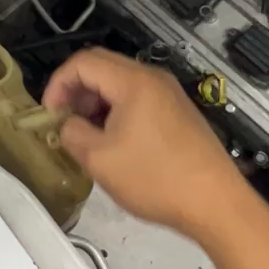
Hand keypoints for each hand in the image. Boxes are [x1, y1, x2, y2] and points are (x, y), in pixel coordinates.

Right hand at [43, 48, 247, 232]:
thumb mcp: (99, 160)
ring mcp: (169, 93)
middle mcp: (152, 78)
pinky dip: (117, 109)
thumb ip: (72, 134)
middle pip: (101, 66)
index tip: (50, 115)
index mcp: (132, 81)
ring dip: (96, 100)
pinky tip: (116, 141)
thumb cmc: (155, 179)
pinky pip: (138, 97)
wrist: (218, 205)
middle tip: (65, 121)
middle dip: (75, 90)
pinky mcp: (179, 111)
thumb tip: (68, 125)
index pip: (82, 63)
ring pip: (119, 82)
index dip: (58, 84)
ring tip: (88, 134)